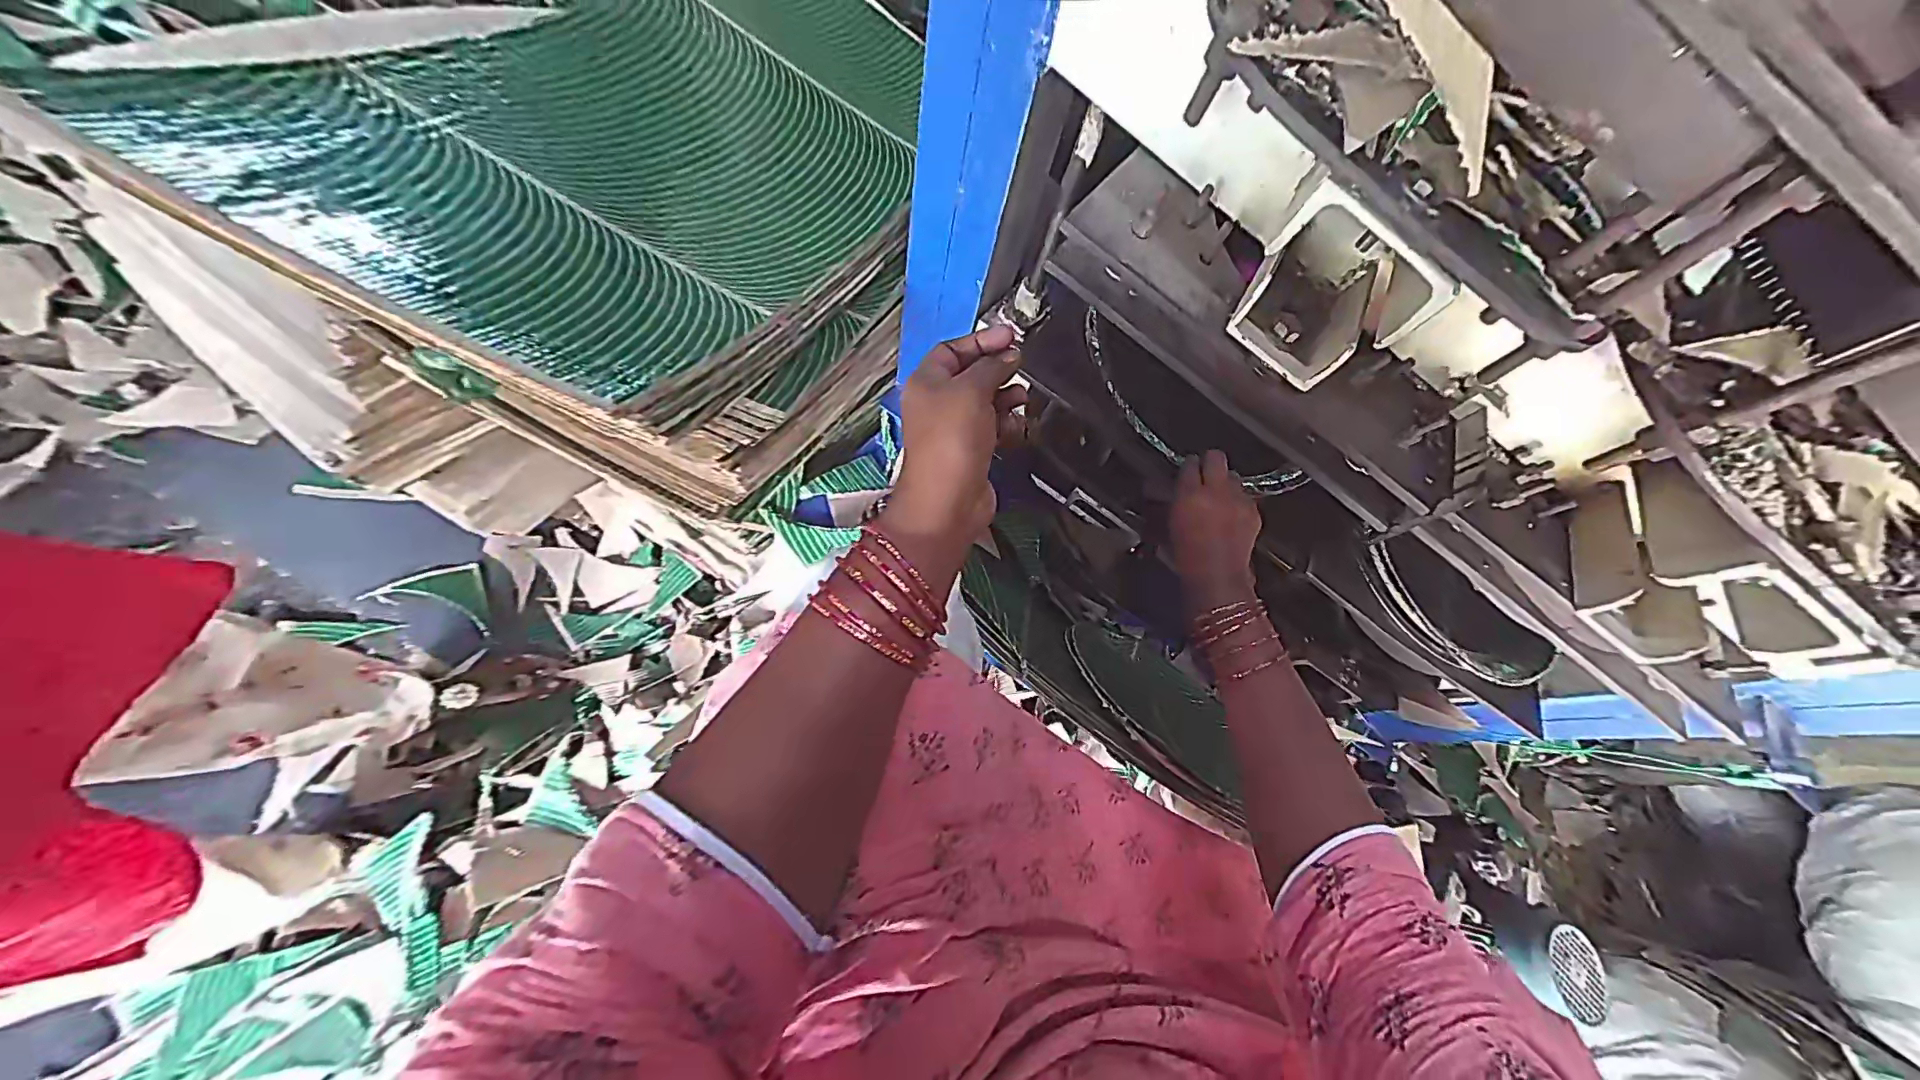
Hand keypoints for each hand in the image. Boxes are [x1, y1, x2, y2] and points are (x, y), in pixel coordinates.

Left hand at [885, 325, 1026, 547]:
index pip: (953, 349)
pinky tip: (1017, 426)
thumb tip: (1008, 356)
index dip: (981, 341)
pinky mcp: (971, 451)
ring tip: (1022, 399)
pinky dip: (1007, 425)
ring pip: (986, 402)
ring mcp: (954, 429)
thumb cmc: (951, 441)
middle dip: (998, 370)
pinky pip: (993, 428)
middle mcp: (938, 404)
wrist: (949, 501)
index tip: (1009, 336)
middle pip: (972, 375)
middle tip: (1020, 366)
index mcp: (926, 382)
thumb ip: (991, 367)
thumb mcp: (971, 390)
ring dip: (1006, 398)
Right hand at [1170, 450, 1261, 604]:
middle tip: (1204, 473)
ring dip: (1224, 482)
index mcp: (1189, 495)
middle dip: (1209, 463)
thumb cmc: (1185, 557)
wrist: (1217, 577)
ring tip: (1218, 496)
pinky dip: (1237, 501)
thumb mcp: (1167, 527)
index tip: (1186, 471)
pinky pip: (1245, 495)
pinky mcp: (1254, 511)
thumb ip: (1167, 503)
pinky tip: (1230, 515)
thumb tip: (1157, 490)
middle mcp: (1216, 492)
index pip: (1189, 465)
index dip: (1187, 467)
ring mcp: (1238, 500)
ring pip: (1233, 476)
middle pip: (1216, 458)